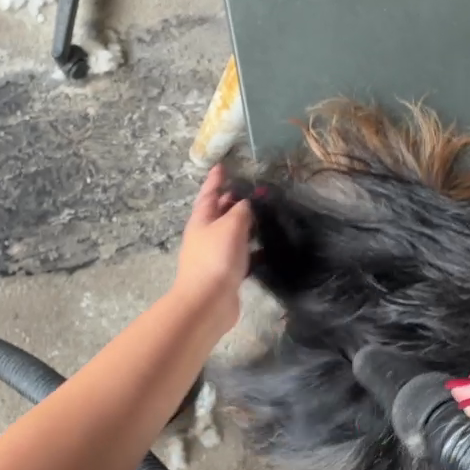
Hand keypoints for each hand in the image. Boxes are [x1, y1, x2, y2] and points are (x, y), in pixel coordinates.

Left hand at [169, 166, 252, 334]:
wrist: (208, 303)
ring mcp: (215, 256)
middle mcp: (205, 236)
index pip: (209, 193)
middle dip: (234, 201)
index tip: (222, 166)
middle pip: (220, 213)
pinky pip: (241, 256)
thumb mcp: (231, 226)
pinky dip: (253, 250)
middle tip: (253, 191)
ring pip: (232, 235)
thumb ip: (241, 211)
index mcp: (201, 220)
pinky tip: (268, 249)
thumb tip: (246, 204)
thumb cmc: (216, 258)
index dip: (216, 179)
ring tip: (265, 217)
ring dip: (246, 226)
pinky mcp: (226, 274)